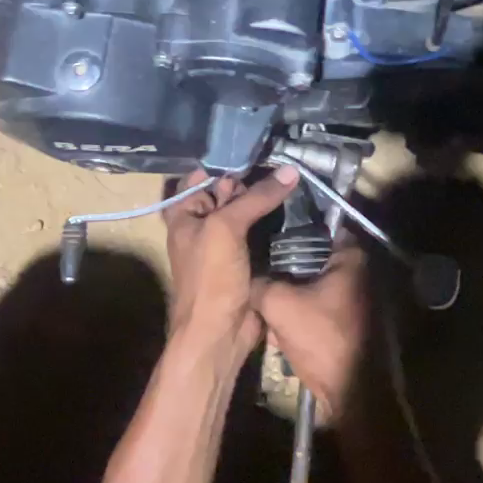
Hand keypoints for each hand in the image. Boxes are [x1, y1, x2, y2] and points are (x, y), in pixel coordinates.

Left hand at [160, 166, 297, 352]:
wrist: (218, 334)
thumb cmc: (210, 277)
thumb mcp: (227, 228)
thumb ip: (256, 197)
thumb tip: (291, 171)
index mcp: (184, 213)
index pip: (204, 175)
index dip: (229, 162)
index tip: (261, 148)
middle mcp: (202, 224)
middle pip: (229, 192)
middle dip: (255, 179)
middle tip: (287, 161)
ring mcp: (225, 242)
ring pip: (248, 212)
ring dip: (268, 201)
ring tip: (298, 178)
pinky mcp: (247, 258)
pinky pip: (261, 232)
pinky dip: (276, 222)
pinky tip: (298, 206)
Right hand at [253, 236, 370, 423]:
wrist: (350, 391)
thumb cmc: (321, 337)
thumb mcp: (278, 304)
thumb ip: (259, 282)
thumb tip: (244, 275)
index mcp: (349, 258)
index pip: (321, 225)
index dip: (292, 225)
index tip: (267, 229)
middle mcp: (356, 273)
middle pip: (313, 254)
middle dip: (285, 261)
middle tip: (258, 262)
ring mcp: (353, 299)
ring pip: (311, 282)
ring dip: (289, 289)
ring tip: (260, 292)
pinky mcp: (344, 321)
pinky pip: (315, 304)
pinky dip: (298, 309)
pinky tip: (274, 321)